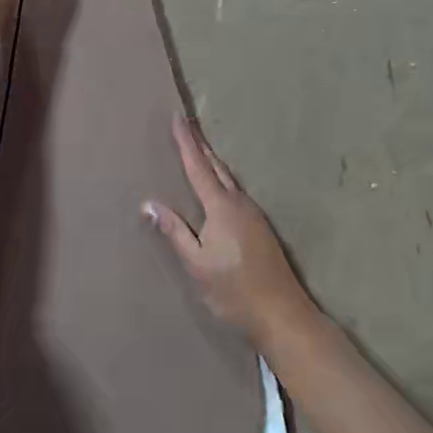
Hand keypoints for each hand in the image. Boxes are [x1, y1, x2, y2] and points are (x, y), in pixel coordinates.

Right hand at [144, 116, 312, 342]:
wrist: (283, 315)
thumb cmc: (234, 290)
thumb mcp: (197, 264)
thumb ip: (175, 231)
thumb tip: (149, 204)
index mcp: (221, 207)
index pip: (198, 166)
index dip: (186, 142)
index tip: (178, 117)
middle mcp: (239, 203)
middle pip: (216, 166)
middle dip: (200, 144)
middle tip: (187, 122)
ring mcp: (253, 214)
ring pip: (228, 177)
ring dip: (212, 160)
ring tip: (200, 147)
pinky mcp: (260, 227)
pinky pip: (235, 190)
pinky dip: (221, 177)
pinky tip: (219, 184)